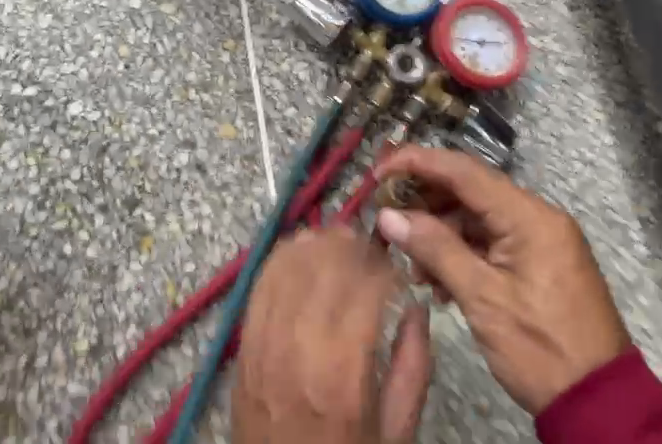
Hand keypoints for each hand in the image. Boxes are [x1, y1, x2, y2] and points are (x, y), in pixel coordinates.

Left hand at [233, 228, 432, 443]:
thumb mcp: (395, 432)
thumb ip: (412, 369)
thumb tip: (417, 310)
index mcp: (344, 374)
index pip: (364, 292)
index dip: (381, 265)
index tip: (395, 259)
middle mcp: (300, 350)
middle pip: (323, 271)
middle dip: (348, 247)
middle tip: (366, 241)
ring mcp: (265, 345)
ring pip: (288, 271)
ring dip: (313, 245)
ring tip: (335, 237)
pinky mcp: (243, 346)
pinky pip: (260, 288)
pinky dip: (279, 260)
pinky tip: (296, 248)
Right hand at [372, 147, 629, 415]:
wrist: (599, 404)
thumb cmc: (540, 349)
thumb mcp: (482, 298)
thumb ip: (434, 249)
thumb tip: (387, 215)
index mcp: (529, 216)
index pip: (464, 170)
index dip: (417, 163)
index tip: (378, 172)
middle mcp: (536, 217)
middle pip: (468, 190)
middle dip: (424, 202)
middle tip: (386, 218)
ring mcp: (539, 240)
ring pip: (475, 217)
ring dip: (439, 233)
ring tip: (412, 265)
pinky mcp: (536, 263)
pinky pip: (489, 241)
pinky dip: (459, 253)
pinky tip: (436, 280)